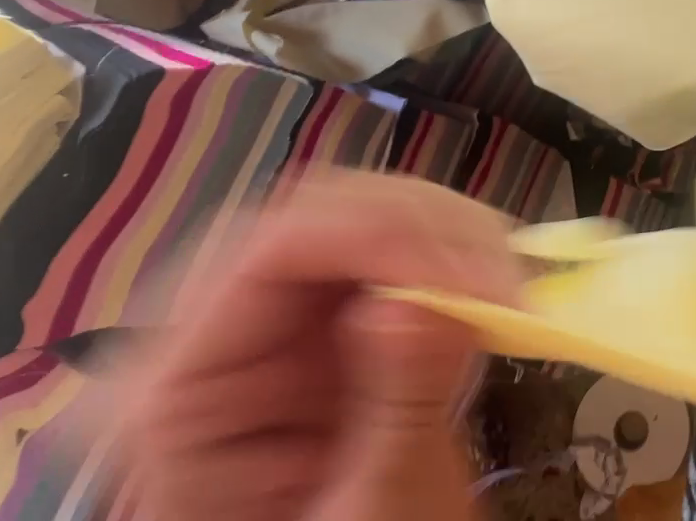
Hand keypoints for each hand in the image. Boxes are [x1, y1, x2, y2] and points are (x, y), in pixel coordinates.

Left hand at [113, 172, 523, 520]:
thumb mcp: (369, 512)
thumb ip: (394, 412)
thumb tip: (421, 305)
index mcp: (187, 383)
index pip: (279, 246)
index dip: (386, 240)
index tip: (473, 284)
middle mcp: (227, 322)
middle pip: (332, 207)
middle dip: (432, 232)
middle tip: (503, 288)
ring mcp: (290, 305)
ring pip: (380, 205)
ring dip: (459, 236)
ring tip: (509, 297)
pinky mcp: (347, 301)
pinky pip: (412, 234)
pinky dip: (468, 249)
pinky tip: (497, 292)